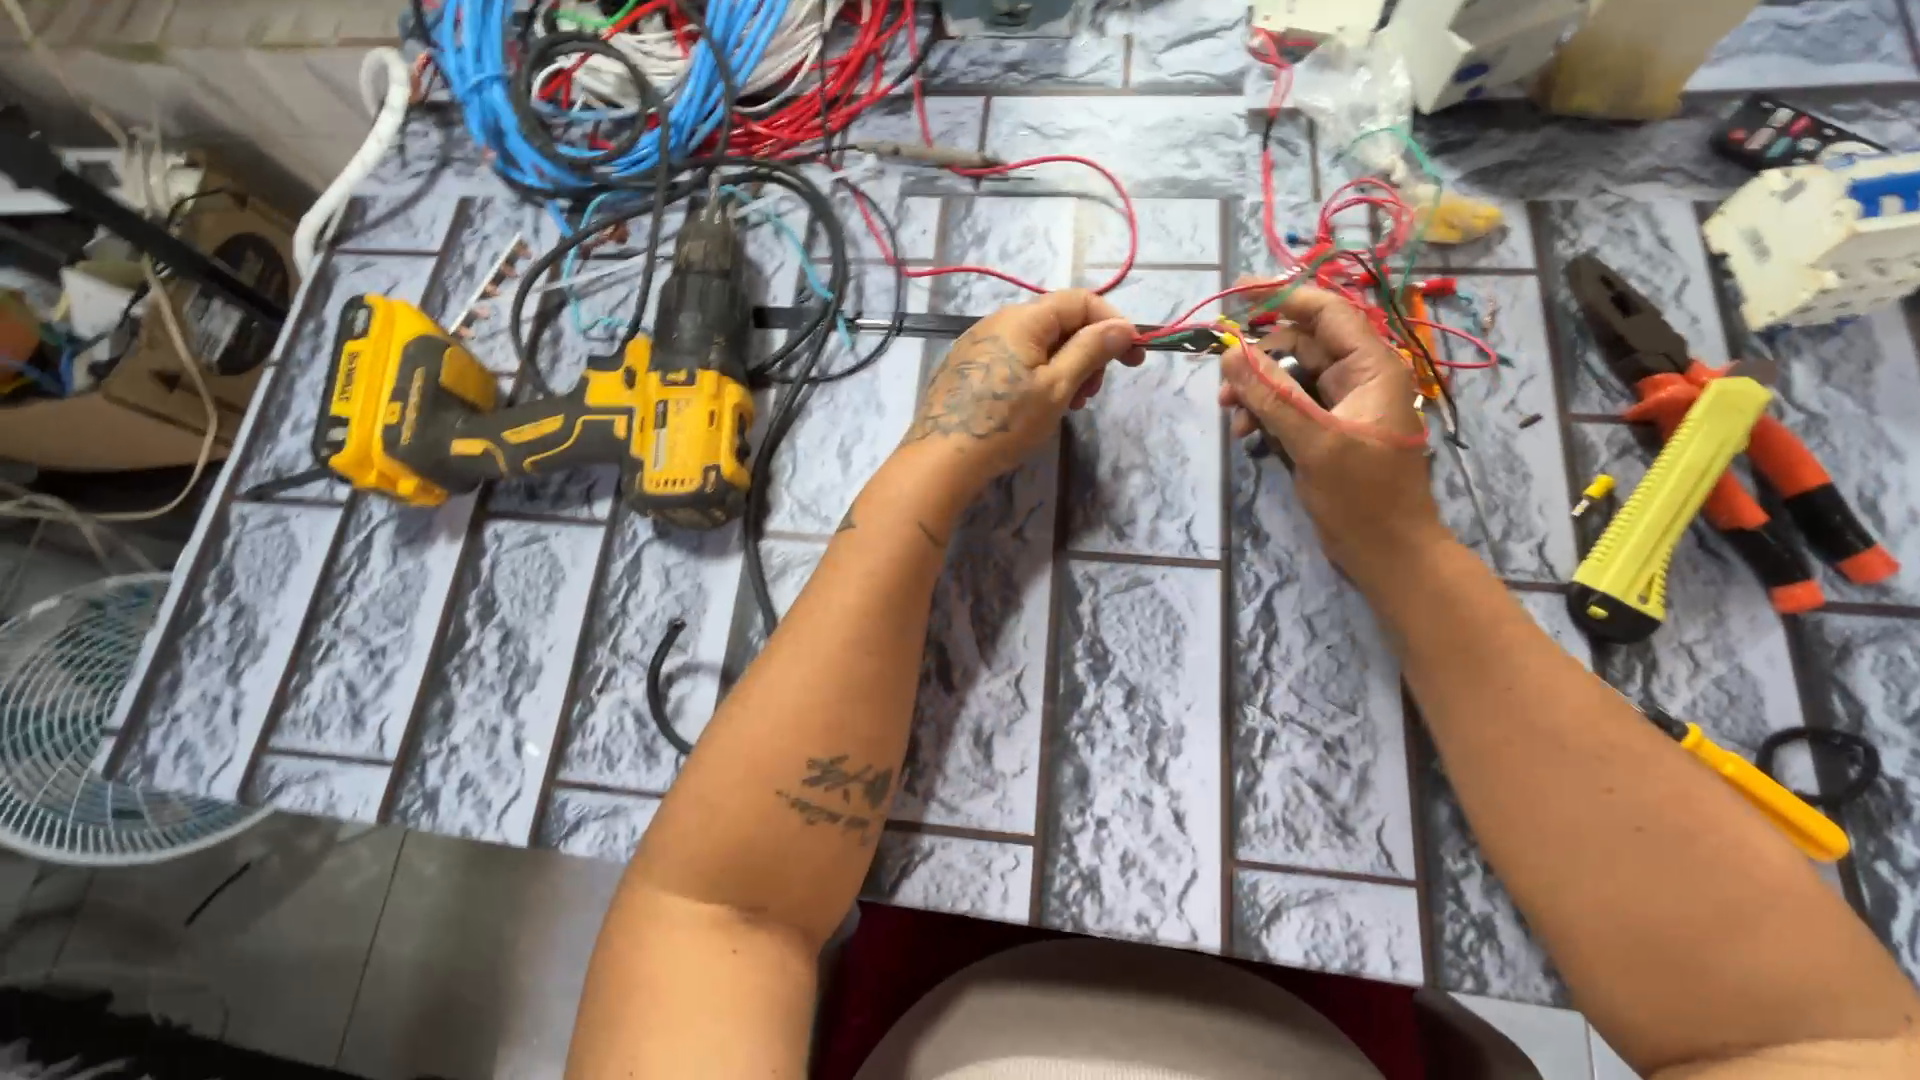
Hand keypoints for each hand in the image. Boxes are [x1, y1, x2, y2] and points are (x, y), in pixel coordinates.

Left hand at [900, 289, 1143, 496]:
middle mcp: (998, 322)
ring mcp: (979, 345)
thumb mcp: (1057, 387)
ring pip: (1038, 344)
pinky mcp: (968, 368)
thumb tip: (1122, 326)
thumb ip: (1090, 351)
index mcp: (1023, 319)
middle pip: (1059, 322)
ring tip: (1068, 406)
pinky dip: (1039, 376)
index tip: (1133, 356)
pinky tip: (1038, 408)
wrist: (941, 459)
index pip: (1080, 301)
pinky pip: (1015, 360)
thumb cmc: (1005, 423)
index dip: (1113, 323)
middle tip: (1092, 393)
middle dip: (1088, 351)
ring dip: (1065, 368)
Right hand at [1218, 285, 1441, 575]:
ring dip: (1258, 392)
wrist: (1388, 552)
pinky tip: (1248, 436)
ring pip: (1291, 377)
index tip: (1239, 291)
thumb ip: (1271, 395)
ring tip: (1233, 419)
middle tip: (1224, 388)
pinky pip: (1291, 406)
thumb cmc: (1362, 496)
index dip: (1283, 296)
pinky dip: (1266, 415)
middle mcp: (1359, 377)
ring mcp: (1343, 405)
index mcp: (1373, 367)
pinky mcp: (1328, 430)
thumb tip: (1229, 354)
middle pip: (1301, 344)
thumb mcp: (1313, 441)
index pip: (1326, 312)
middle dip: (1259, 360)